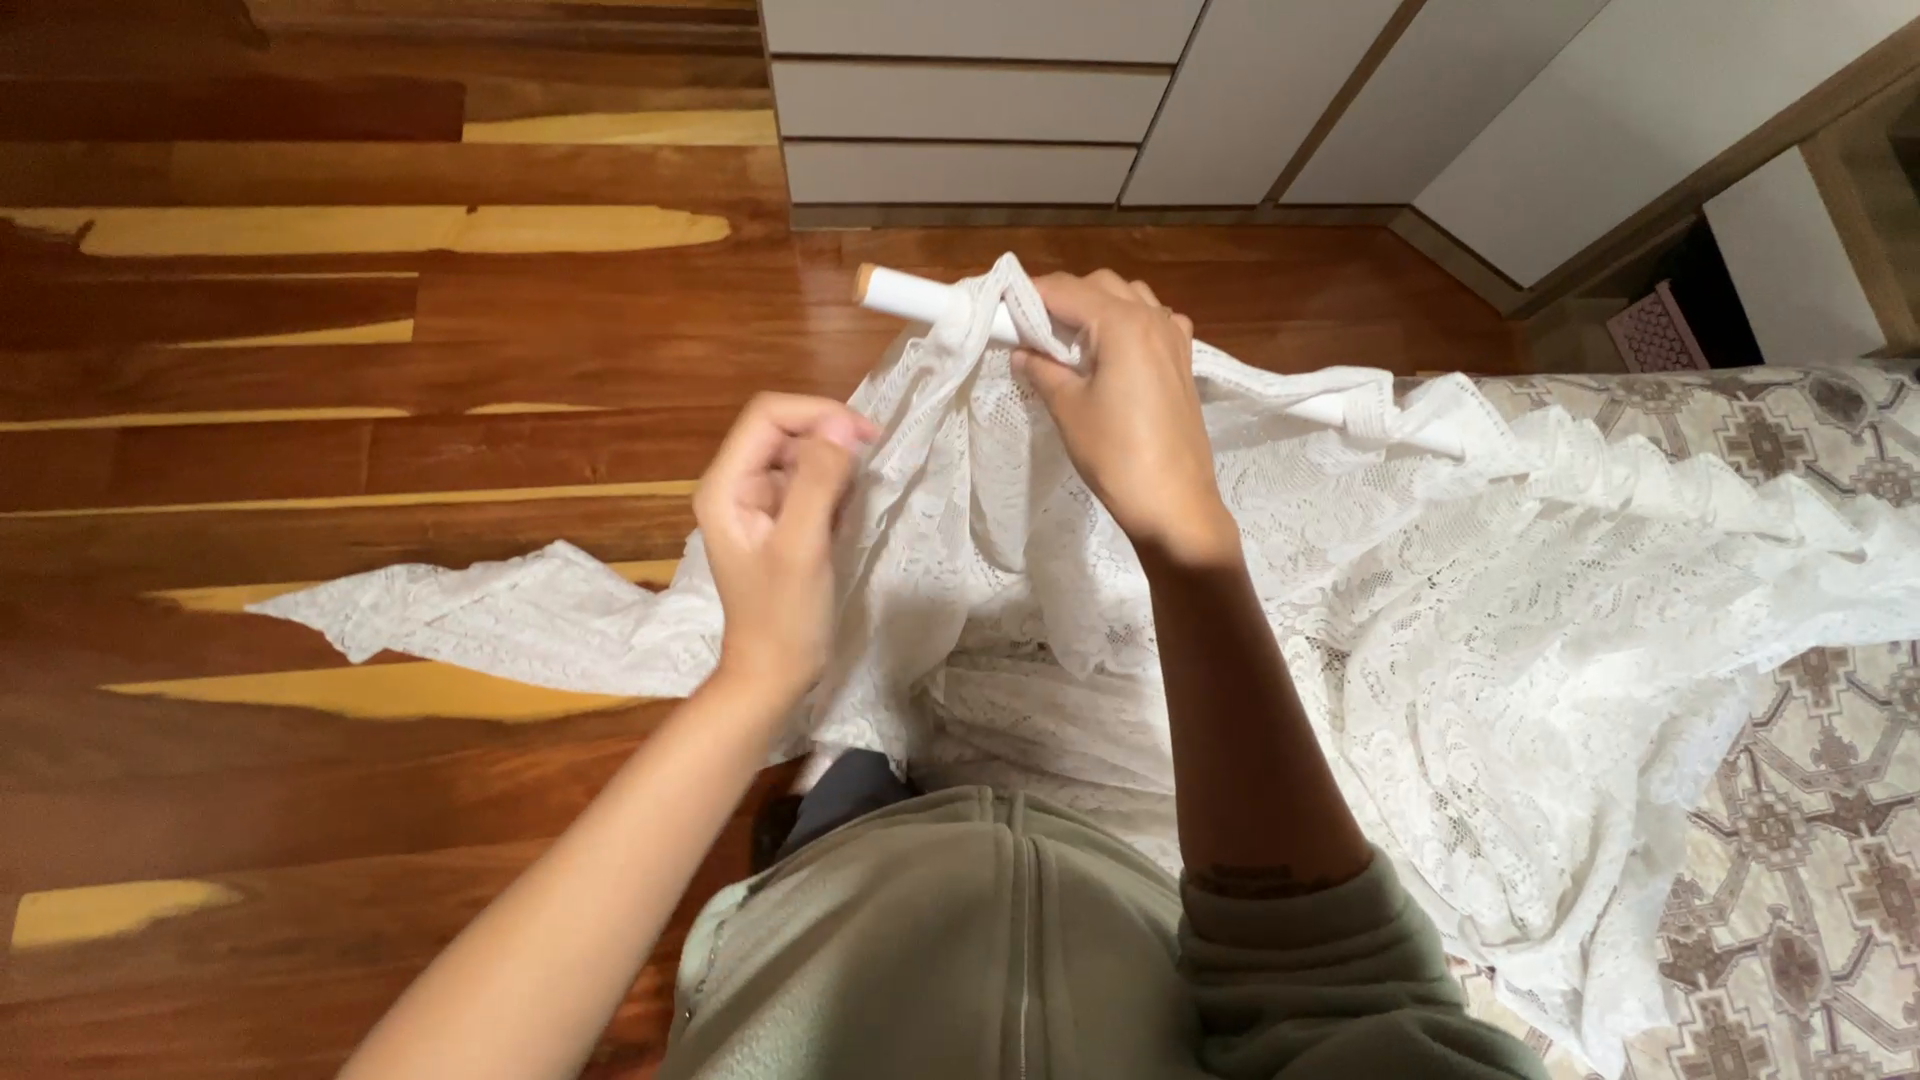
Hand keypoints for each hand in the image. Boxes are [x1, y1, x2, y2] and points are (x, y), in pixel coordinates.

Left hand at [694, 393, 877, 702]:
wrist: (776, 672)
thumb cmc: (784, 615)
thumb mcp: (802, 546)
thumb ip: (818, 482)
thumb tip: (843, 426)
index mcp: (727, 486)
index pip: (768, 416)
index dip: (817, 414)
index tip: (864, 436)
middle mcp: (739, 486)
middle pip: (785, 431)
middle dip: (829, 436)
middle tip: (872, 463)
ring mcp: (761, 506)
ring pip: (802, 456)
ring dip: (836, 463)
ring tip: (859, 495)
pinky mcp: (783, 523)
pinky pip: (811, 485)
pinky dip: (835, 488)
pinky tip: (849, 514)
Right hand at [1014, 270, 1239, 565]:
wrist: (1173, 502)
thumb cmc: (1116, 455)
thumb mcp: (1068, 409)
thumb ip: (1042, 369)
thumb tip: (1022, 351)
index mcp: (1122, 323)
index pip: (1064, 290)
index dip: (1027, 295)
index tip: (999, 308)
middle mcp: (1152, 318)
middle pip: (1098, 286)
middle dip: (1060, 298)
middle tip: (1029, 331)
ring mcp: (1174, 337)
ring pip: (1128, 297)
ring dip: (1095, 306)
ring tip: (1069, 342)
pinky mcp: (1183, 360)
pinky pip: (1154, 320)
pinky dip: (1128, 322)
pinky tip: (1113, 351)